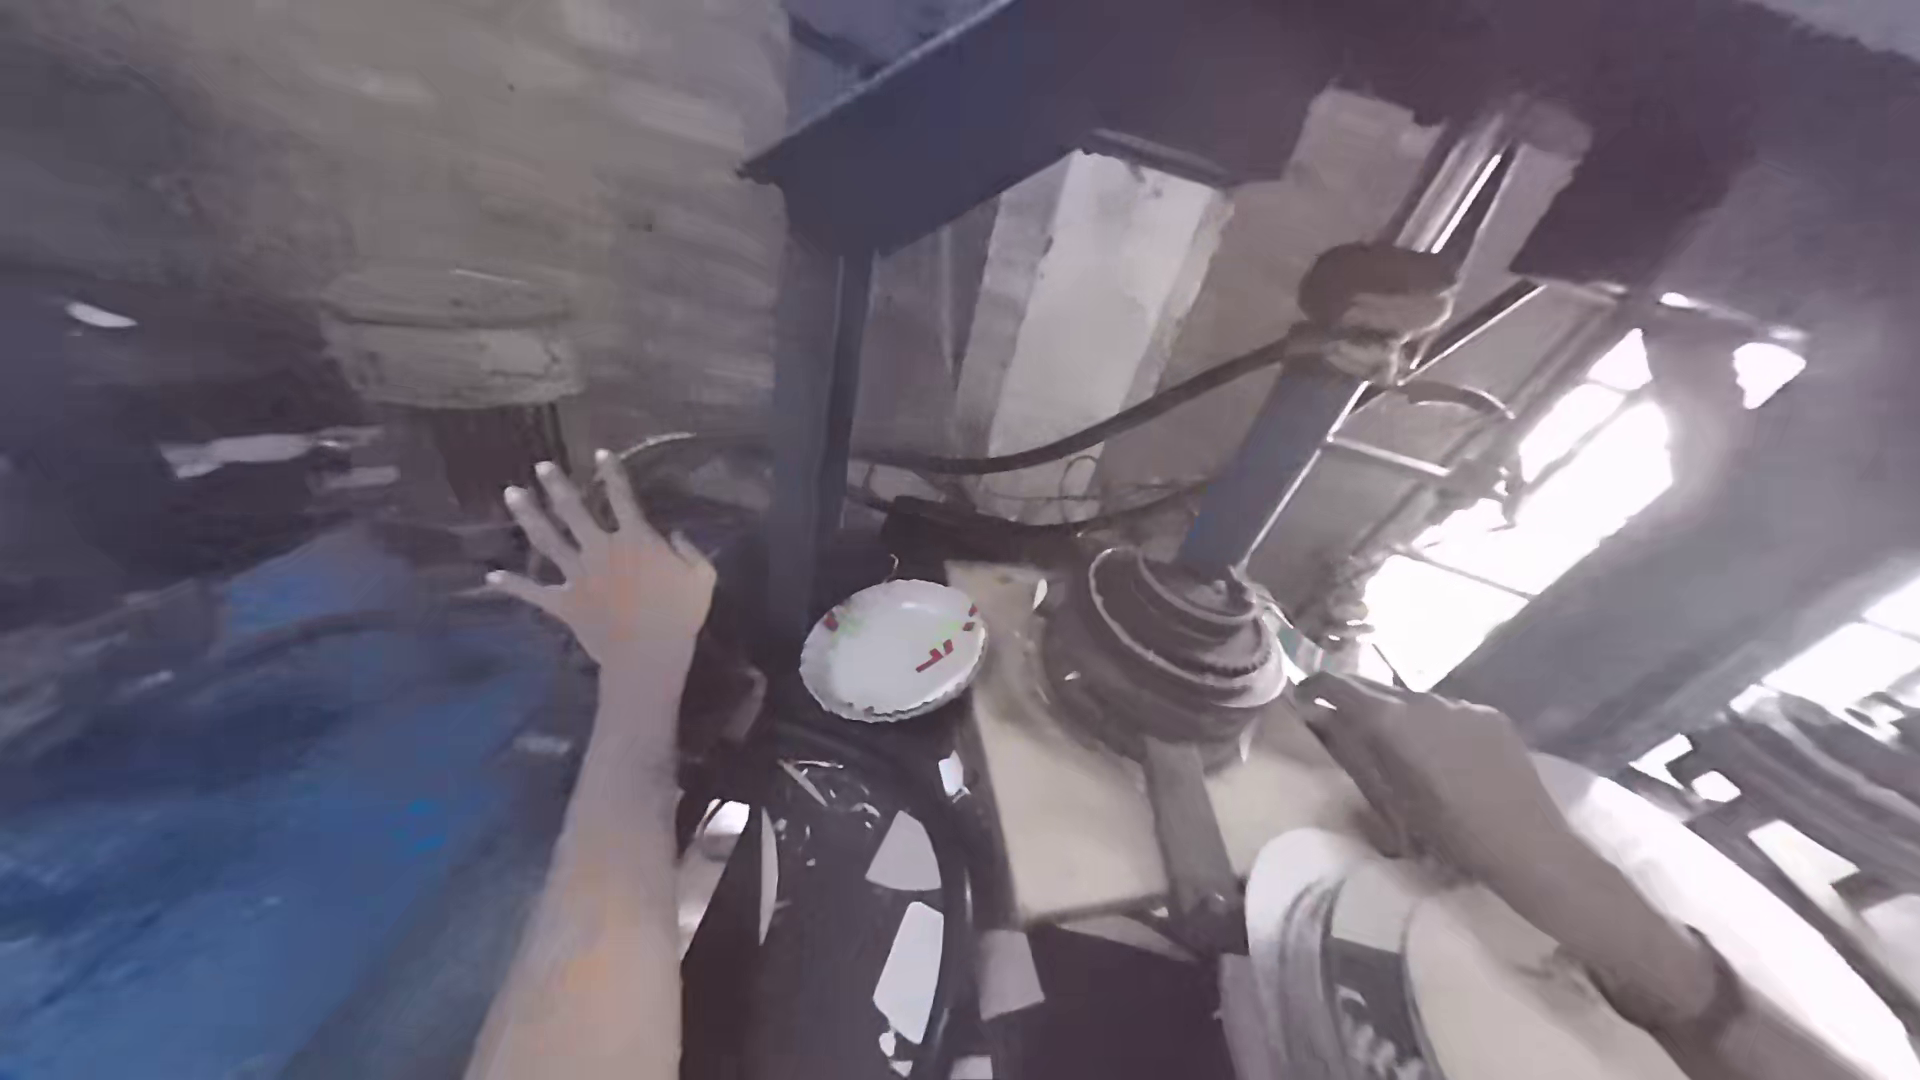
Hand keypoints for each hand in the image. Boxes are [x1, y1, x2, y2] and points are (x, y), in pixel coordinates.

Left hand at [488, 452, 715, 669]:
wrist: (648, 653)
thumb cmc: (681, 613)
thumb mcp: (703, 577)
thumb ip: (691, 551)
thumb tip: (674, 534)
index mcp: (637, 540)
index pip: (623, 498)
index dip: (613, 473)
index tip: (601, 453)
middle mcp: (601, 549)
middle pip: (574, 511)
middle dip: (557, 486)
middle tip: (542, 466)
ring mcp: (578, 575)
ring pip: (547, 539)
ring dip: (528, 515)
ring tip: (512, 493)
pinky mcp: (564, 602)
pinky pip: (533, 591)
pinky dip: (512, 585)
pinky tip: (493, 577)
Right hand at [1297, 672, 1571, 896]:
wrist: (1529, 847)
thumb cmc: (1445, 828)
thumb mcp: (1383, 790)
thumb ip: (1346, 744)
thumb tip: (1316, 715)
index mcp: (1387, 717)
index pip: (1334, 684)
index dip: (1312, 687)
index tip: (1303, 699)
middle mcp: (1419, 698)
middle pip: (1370, 685)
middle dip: (1351, 698)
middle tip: (1342, 720)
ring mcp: (1458, 704)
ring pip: (1410, 698)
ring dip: (1395, 712)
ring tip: (1401, 745)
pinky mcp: (1489, 714)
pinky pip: (1447, 711)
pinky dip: (1434, 724)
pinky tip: (1447, 755)